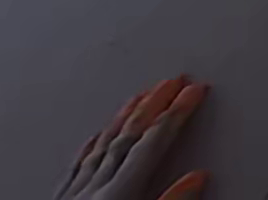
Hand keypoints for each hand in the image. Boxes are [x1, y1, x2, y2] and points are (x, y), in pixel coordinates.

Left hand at [54, 75, 209, 199]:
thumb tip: (197, 177)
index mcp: (118, 194)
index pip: (154, 142)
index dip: (177, 112)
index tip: (196, 89)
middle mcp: (92, 191)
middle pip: (126, 138)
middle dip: (152, 106)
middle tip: (172, 80)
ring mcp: (69, 199)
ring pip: (99, 149)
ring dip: (122, 119)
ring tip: (138, 96)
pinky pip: (72, 171)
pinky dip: (87, 149)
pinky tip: (94, 137)